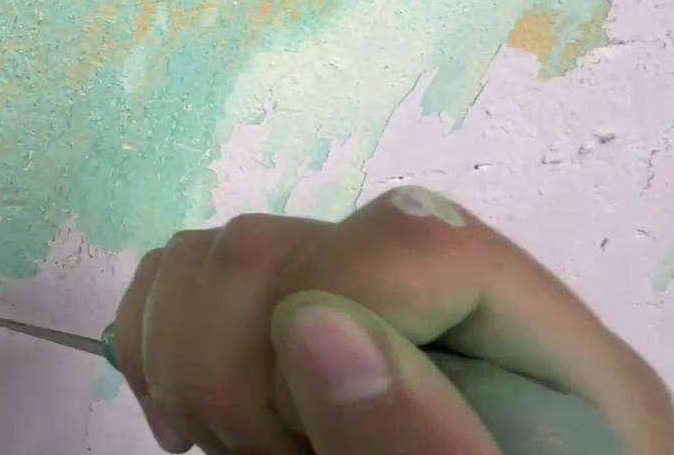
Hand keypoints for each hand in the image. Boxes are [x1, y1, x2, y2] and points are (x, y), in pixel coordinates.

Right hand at [110, 187, 673, 454]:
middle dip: (234, 367)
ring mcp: (331, 290)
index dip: (331, 310)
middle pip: (281, 247)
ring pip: (207, 253)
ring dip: (184, 365)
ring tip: (229, 447)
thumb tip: (311, 321)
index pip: (415, 240)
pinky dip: (150, 344)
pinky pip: (169, 273)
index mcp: (523, 340)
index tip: (303, 422)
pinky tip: (182, 417)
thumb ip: (417, 447)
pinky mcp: (261, 304)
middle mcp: (420, 292)